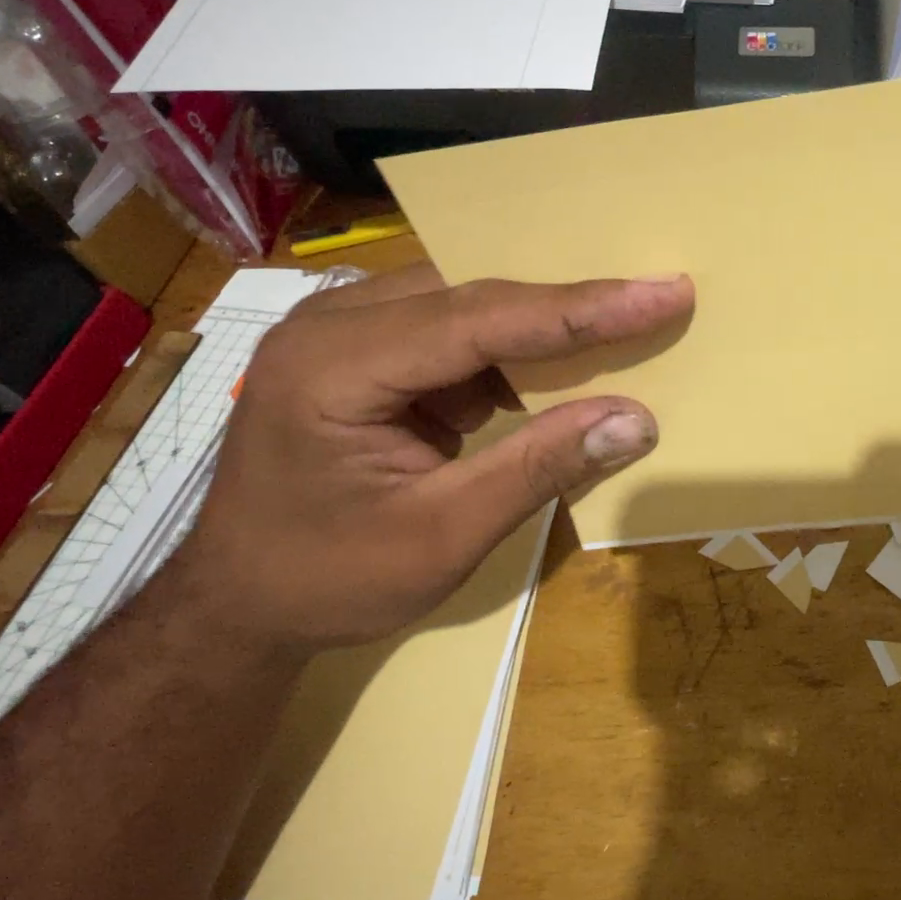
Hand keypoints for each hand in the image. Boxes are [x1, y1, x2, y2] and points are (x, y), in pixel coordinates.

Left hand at [175, 263, 694, 648]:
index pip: (479, 318)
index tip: (664, 292)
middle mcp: (332, 324)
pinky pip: (458, 331)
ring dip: (546, 328)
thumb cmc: (327, 581)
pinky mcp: (367, 352)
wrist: (236, 607)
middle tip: (659, 299)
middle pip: (476, 294)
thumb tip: (637, 421)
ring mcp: (345, 332)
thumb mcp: (442, 536)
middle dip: (572, 304)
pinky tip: (561, 372)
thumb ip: (538, 467)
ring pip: (471, 304)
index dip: (581, 308)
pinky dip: (516, 353)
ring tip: (627, 332)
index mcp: (332, 366)